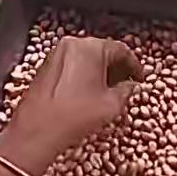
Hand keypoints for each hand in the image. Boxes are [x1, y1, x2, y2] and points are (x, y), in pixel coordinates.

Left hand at [0, 36, 142, 175]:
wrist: (36, 130)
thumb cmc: (75, 115)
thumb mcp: (111, 104)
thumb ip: (126, 91)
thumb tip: (131, 86)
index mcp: (91, 48)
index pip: (121, 50)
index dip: (134, 65)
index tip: (139, 78)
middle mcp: (72, 45)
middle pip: (102, 51)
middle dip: (116, 68)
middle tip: (126, 85)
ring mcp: (56, 55)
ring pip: (85, 58)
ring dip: (98, 71)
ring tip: (107, 92)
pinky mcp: (45, 67)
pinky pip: (71, 65)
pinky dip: (82, 75)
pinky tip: (87, 93)